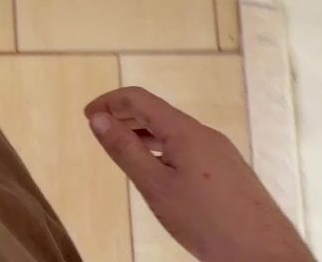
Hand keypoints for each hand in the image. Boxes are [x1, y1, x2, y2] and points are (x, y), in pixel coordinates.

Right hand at [85, 86, 312, 261]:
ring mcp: (224, 155)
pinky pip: (190, 149)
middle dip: (125, 117)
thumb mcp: (156, 187)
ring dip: (144, 135)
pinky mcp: (234, 175)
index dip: (109, 102)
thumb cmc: (208, 223)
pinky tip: (162, 176)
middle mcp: (206, 135)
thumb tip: (97, 117)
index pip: (138, 98)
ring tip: (125, 153)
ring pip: (175, 132)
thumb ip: (124, 149)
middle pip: (157, 112)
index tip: (87, 117)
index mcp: (185, 130)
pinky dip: (165, 150)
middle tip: (101, 133)